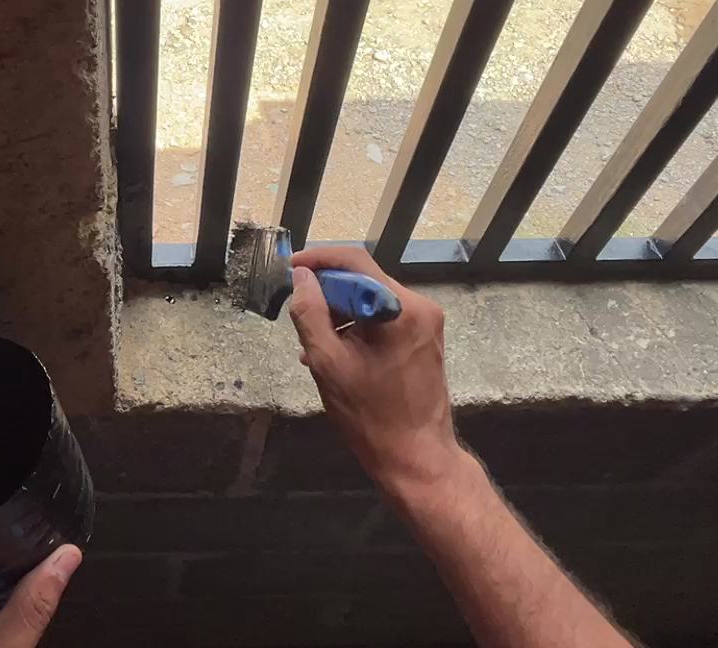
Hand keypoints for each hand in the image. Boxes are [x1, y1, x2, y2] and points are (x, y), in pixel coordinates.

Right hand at [288, 246, 463, 494]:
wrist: (417, 459)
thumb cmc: (370, 415)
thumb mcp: (327, 362)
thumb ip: (310, 312)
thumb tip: (302, 276)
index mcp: (400, 308)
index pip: (355, 261)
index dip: (318, 259)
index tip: (291, 268)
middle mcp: (419, 306)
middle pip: (363, 279)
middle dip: (328, 292)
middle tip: (300, 315)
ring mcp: (426, 322)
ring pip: (371, 297)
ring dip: (340, 311)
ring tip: (315, 343)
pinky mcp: (424, 337)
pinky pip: (382, 315)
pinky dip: (357, 325)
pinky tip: (337, 350)